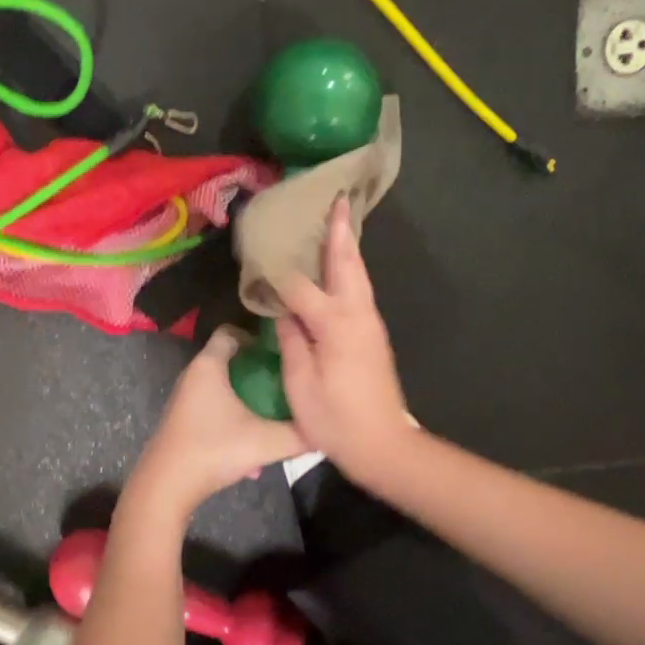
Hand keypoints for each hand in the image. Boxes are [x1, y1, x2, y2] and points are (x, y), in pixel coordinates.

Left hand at [130, 326, 309, 512]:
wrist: (167, 485)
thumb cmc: (214, 450)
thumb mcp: (266, 442)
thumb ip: (301, 434)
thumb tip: (326, 429)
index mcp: (209, 365)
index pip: (231, 330)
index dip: (257, 336)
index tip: (282, 350)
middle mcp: (194, 374)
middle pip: (229, 358)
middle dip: (258, 367)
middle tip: (286, 379)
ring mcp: (186, 398)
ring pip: (222, 385)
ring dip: (246, 394)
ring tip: (274, 408)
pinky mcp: (184, 419)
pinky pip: (214, 404)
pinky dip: (233, 412)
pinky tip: (251, 438)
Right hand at [275, 198, 409, 466]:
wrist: (384, 444)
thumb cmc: (336, 418)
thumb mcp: (300, 383)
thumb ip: (292, 341)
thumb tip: (285, 312)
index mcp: (335, 323)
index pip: (300, 287)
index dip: (278, 275)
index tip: (260, 258)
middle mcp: (357, 315)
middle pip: (346, 264)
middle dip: (340, 232)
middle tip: (336, 200)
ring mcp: (370, 325)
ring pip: (358, 276)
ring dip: (347, 249)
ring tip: (337, 224)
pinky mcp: (374, 337)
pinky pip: (358, 292)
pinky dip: (349, 272)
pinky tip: (339, 270)